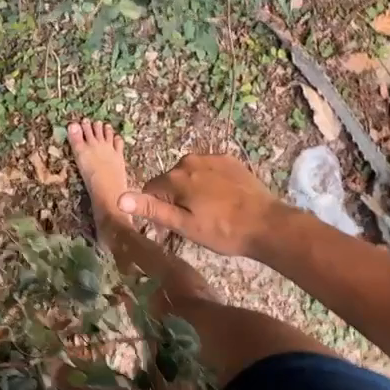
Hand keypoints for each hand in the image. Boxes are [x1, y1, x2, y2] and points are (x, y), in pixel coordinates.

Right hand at [119, 154, 286, 258]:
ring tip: (212, 212)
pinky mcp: (230, 160)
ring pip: (191, 174)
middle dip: (176, 197)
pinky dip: (211, 181)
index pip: (152, 189)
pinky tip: (225, 200)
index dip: (158, 208)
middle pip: (171, 180)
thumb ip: (152, 210)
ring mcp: (211, 158)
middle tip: (195, 222)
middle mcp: (189, 160)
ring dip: (194, 189)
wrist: (269, 224)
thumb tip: (120, 199)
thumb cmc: (224, 231)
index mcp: (175, 177)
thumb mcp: (185, 226)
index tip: (173, 226)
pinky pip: (210, 169)